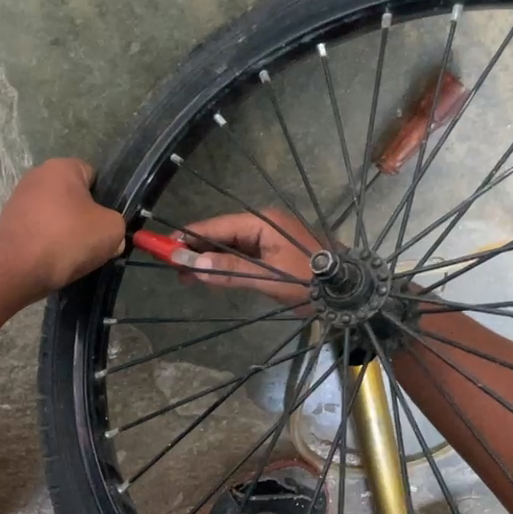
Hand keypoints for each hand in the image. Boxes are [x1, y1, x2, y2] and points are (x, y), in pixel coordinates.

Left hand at [0, 158, 124, 295]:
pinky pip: (39, 231)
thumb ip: (117, 224)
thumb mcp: (111, 230)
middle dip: (84, 218)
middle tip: (93, 242)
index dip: (105, 200)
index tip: (106, 223)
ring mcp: (19, 199)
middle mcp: (37, 176)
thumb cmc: (66, 239)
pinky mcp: (8, 223)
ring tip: (72, 256)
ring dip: (66, 233)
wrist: (15, 269)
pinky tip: (53, 261)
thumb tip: (109, 235)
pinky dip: (47, 244)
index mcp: (61, 167)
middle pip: (74, 197)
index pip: (94, 176)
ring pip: (56, 216)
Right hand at [177, 211, 317, 305]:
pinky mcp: (274, 254)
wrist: (349, 290)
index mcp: (263, 223)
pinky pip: (242, 256)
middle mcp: (264, 225)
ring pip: (230, 246)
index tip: (164, 246)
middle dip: (195, 250)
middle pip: (221, 234)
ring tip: (184, 276)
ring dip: (208, 260)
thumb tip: (190, 265)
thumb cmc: (310, 281)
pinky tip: (208, 277)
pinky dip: (224, 266)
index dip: (188, 237)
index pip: (216, 227)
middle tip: (170, 267)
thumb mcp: (267, 277)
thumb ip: (228, 271)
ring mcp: (270, 239)